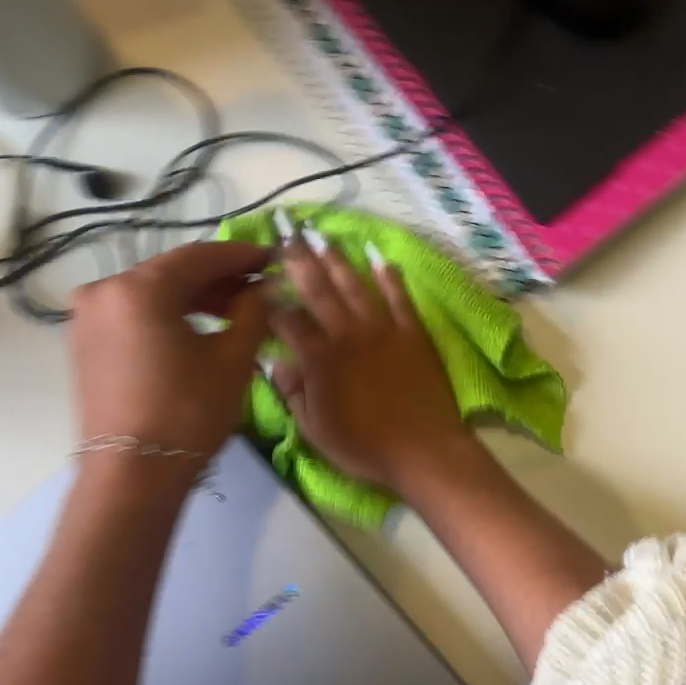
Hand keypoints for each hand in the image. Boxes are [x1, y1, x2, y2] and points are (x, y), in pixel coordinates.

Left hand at [67, 242, 274, 460]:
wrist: (134, 472)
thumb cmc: (189, 411)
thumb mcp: (233, 359)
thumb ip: (252, 313)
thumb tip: (264, 289)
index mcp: (138, 288)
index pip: (199, 256)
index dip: (241, 255)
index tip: (272, 258)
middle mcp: (104, 292)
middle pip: (171, 274)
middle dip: (218, 279)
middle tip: (258, 289)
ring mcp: (87, 319)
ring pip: (151, 296)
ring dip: (194, 300)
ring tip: (234, 315)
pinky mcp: (85, 346)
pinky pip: (134, 317)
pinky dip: (169, 318)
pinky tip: (198, 334)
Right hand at [268, 226, 475, 491]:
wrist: (424, 450)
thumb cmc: (365, 447)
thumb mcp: (315, 430)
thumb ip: (292, 393)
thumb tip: (277, 363)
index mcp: (319, 358)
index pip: (287, 320)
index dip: (272, 302)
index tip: (261, 286)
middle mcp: (348, 334)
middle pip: (319, 289)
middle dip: (299, 260)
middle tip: (285, 234)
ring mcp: (384, 330)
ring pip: (356, 285)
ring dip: (337, 259)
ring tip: (321, 236)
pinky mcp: (414, 334)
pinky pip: (400, 298)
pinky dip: (389, 276)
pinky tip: (379, 257)